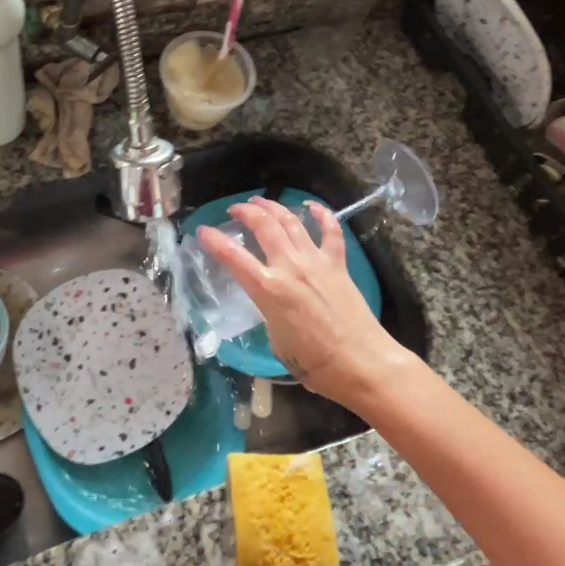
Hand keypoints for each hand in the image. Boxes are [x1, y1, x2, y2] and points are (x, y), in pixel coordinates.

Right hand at [198, 196, 412, 407]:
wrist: (361, 364)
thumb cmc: (315, 364)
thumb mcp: (275, 340)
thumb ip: (268, 311)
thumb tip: (270, 300)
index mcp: (268, 289)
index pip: (233, 257)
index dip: (214, 241)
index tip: (203, 231)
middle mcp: (290, 267)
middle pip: (263, 226)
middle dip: (245, 211)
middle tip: (235, 209)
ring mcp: (316, 262)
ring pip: (291, 221)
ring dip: (274, 207)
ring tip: (260, 201)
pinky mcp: (338, 264)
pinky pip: (330, 232)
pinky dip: (321, 215)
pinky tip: (312, 206)